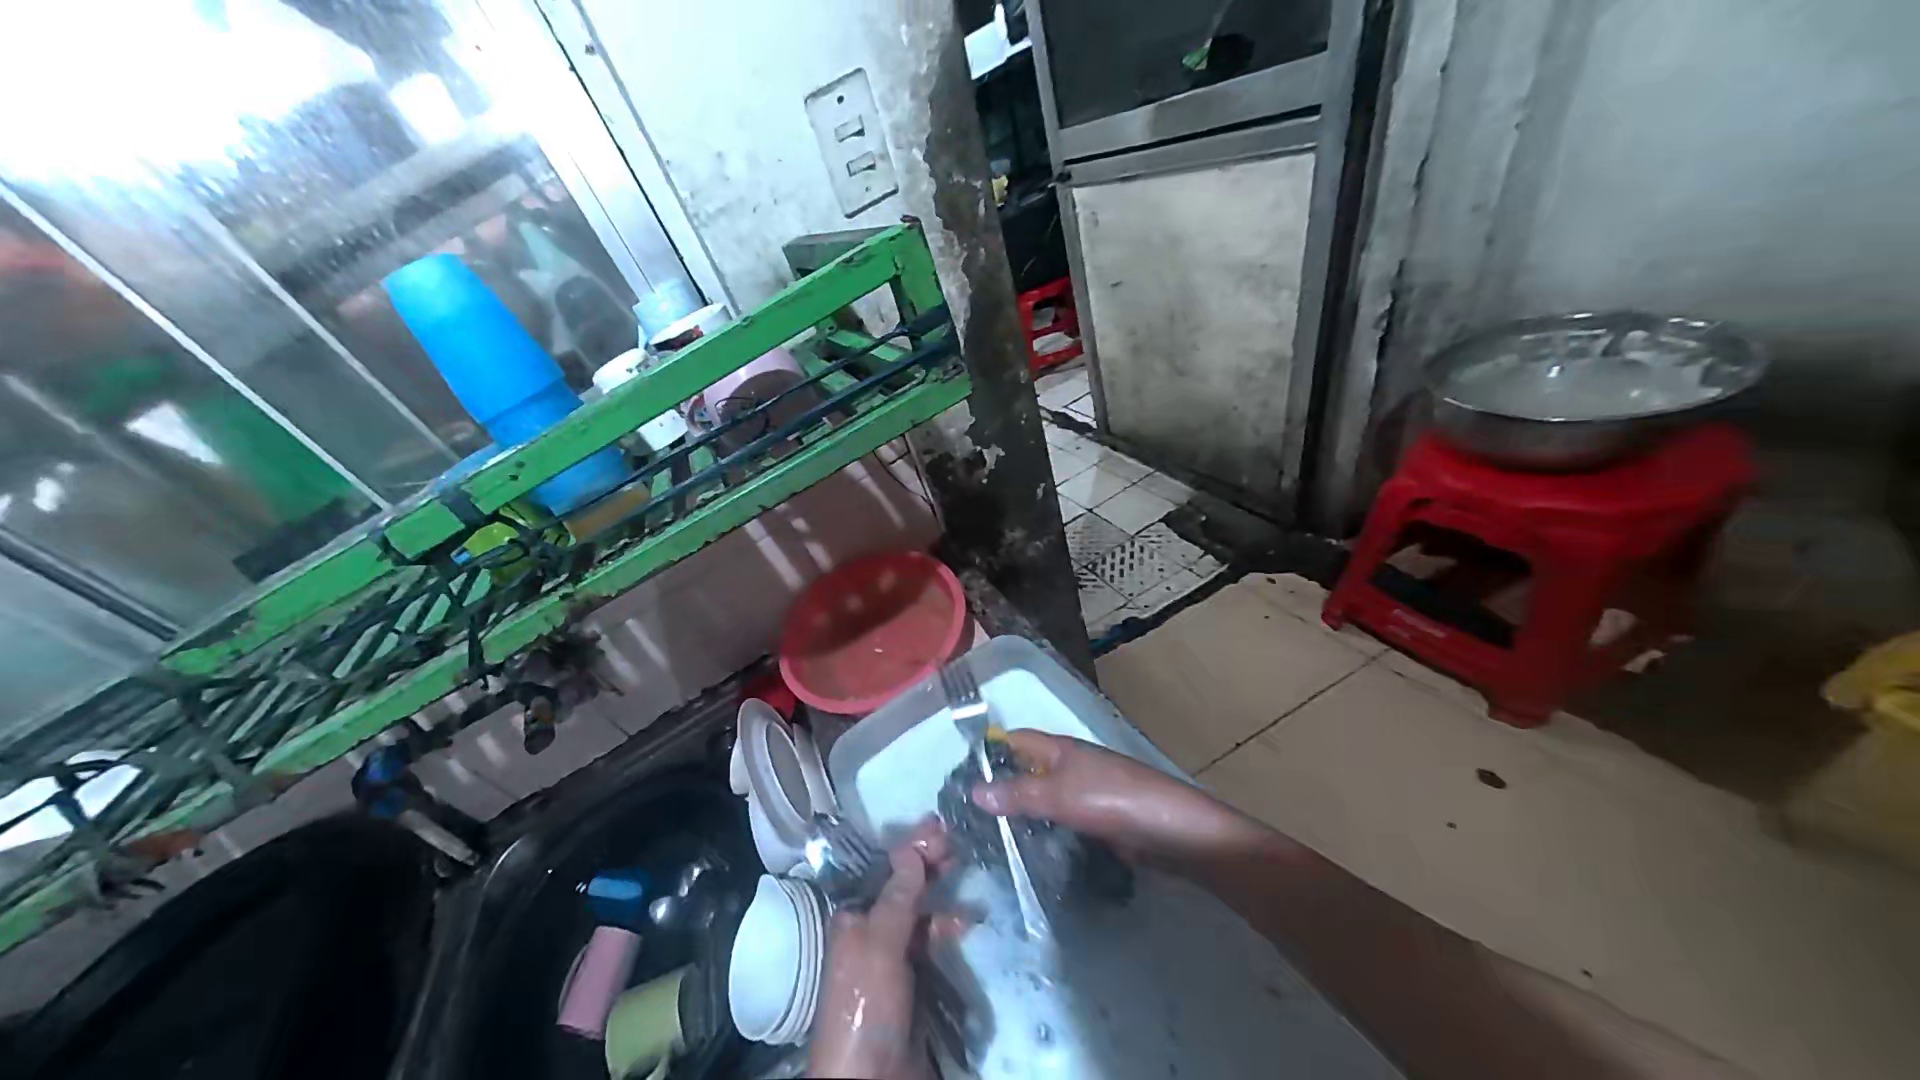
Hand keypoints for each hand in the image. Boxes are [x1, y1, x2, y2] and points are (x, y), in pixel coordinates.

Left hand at [809, 827, 949, 1079]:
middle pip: (905, 889)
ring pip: (922, 914)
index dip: (912, 848)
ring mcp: (895, 959)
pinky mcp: (917, 983)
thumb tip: (910, 849)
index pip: (886, 872)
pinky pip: (934, 944)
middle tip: (960, 843)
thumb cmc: (864, 1006)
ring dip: (943, 894)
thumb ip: (897, 898)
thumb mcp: (878, 946)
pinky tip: (967, 922)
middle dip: (930, 865)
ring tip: (966, 873)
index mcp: (854, 920)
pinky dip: (949, 929)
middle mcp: (873, 933)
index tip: (941, 827)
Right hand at [970, 731, 1286, 868]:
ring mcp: (1084, 795)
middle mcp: (1069, 767)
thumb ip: (1017, 794)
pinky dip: (1041, 834)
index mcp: (1060, 749)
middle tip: (965, 817)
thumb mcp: (1059, 795)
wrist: (1172, 832)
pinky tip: (1023, 852)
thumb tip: (972, 790)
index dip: (989, 752)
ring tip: (985, 839)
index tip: (958, 778)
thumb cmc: (1113, 800)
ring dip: (1020, 816)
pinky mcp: (1096, 823)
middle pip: (1027, 772)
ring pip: (1042, 801)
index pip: (1015, 740)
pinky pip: (1059, 823)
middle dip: (999, 789)